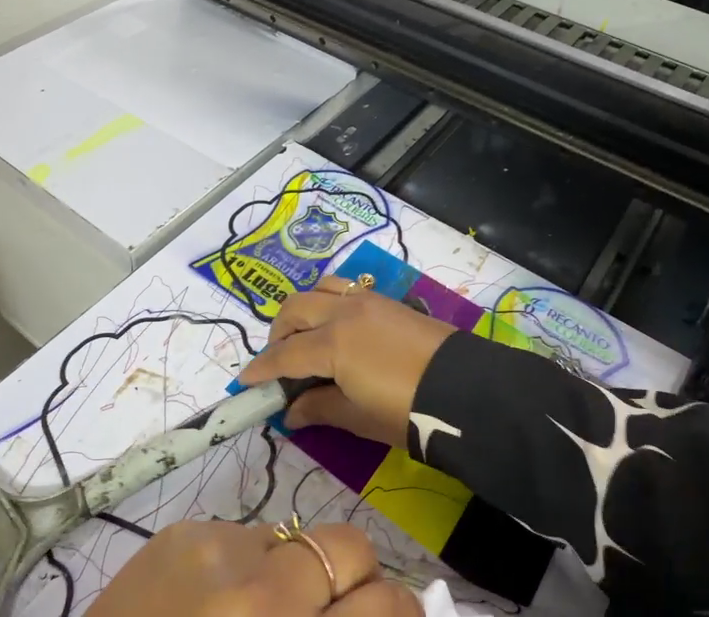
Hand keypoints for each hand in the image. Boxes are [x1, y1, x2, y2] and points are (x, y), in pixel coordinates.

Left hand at [84, 519, 420, 616]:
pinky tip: (211, 600)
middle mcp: (261, 592)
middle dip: (356, 577)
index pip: (385, 605)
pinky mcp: (182, 533)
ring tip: (260, 606)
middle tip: (337, 605)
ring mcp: (217, 551)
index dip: (400, 609)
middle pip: (351, 546)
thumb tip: (378, 610)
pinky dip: (243, 566)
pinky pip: (242, 536)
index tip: (393, 616)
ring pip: (295, 536)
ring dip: (293, 570)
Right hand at [239, 275, 458, 446]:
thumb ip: (320, 408)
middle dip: (279, 334)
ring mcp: (368, 301)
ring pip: (320, 289)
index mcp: (332, 343)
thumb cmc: (406, 411)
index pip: (284, 355)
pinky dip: (329, 303)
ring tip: (305, 339)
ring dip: (304, 310)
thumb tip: (291, 411)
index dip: (261, 370)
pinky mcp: (388, 301)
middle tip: (278, 364)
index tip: (243, 383)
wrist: (465, 389)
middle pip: (295, 310)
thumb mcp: (359, 417)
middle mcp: (344, 312)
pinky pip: (346, 289)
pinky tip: (335, 329)